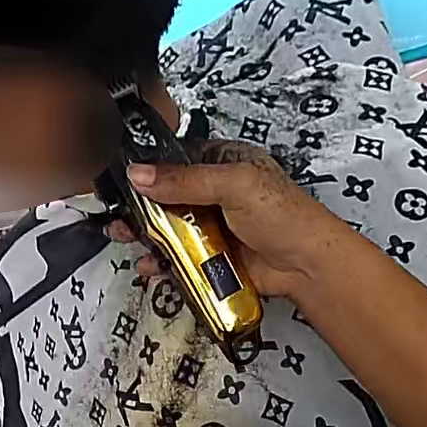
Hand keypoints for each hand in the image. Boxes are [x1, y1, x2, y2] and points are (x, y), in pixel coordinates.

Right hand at [123, 141, 358, 298]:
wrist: (306, 265)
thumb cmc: (285, 216)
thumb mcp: (234, 185)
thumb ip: (186, 180)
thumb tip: (141, 174)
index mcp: (224, 164)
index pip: (178, 160)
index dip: (151, 170)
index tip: (125, 181)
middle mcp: (215, 195)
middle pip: (167, 199)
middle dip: (141, 209)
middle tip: (120, 217)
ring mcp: (213, 228)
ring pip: (170, 231)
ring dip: (147, 237)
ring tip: (126, 240)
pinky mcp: (213, 258)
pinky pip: (181, 259)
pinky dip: (163, 263)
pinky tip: (151, 265)